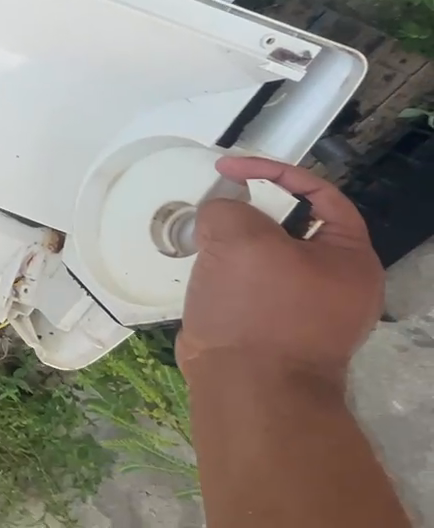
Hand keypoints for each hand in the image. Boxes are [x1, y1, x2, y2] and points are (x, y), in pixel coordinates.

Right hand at [178, 156, 381, 388]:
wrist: (250, 380)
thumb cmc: (258, 307)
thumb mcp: (241, 239)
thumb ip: (229, 208)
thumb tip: (220, 212)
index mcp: (350, 259)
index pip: (321, 196)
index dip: (274, 172)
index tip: (226, 169)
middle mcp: (337, 279)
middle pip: (290, 223)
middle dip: (247, 209)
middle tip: (210, 204)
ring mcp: (305, 302)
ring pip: (264, 250)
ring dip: (230, 238)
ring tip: (199, 237)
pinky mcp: (272, 317)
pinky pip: (248, 276)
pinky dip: (224, 265)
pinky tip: (201, 267)